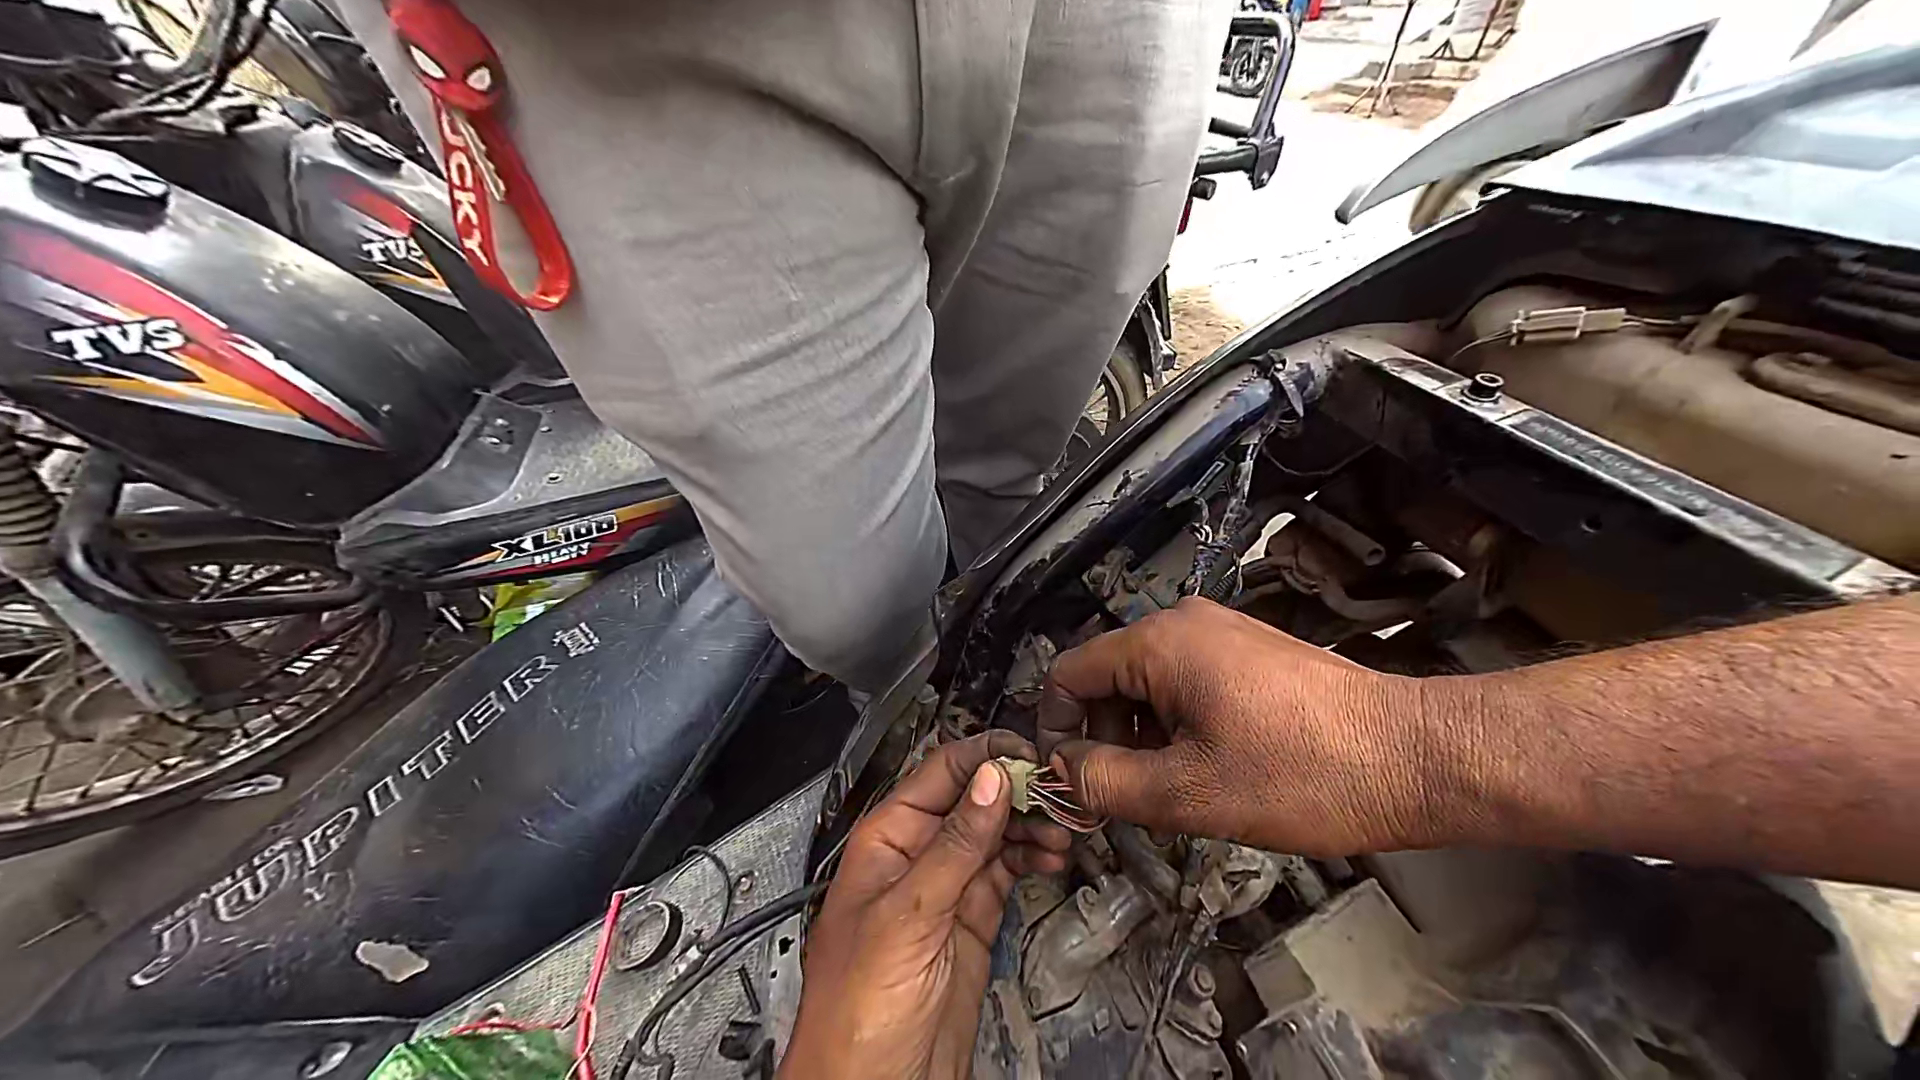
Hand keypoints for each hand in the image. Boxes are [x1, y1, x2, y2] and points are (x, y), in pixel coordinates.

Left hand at [779, 732, 1070, 1079]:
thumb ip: (955, 844)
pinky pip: (1007, 870)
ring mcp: (948, 885)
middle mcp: (919, 853)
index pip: (942, 772)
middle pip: (975, 798)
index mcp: (887, 837)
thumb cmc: (855, 1013)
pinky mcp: (973, 917)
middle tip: (1056, 795)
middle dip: (1017, 791)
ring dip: (1031, 825)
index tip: (1026, 755)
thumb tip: (989, 781)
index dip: (985, 757)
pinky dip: (1032, 858)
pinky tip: (1050, 856)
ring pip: (997, 833)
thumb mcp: (908, 914)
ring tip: (1060, 829)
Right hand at [1036, 597, 1463, 855]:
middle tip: (1131, 798)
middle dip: (1105, 738)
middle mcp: (1180, 620)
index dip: (1056, 729)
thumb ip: (1104, 781)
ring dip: (1142, 736)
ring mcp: (1217, 630)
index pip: (1066, 674)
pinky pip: (1182, 679)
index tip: (1073, 782)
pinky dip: (1175, 723)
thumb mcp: (1187, 793)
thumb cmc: (1302, 775)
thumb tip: (1059, 769)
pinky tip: (1210, 763)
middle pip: (1105, 679)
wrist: (1420, 756)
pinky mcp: (1245, 648)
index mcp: (1156, 642)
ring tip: (1178, 786)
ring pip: (1144, 683)